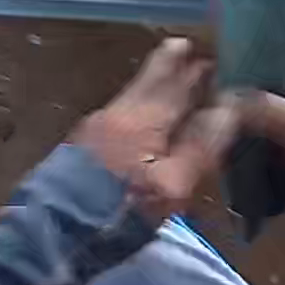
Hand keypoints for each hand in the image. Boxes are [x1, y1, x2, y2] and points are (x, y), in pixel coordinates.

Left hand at [73, 38, 239, 218]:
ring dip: (157, 85)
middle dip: (173, 64)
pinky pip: (122, 112)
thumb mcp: (172, 186)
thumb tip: (228, 108)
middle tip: (191, 49)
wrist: (55, 236)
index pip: (178, 82)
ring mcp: (95, 128)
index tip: (218, 55)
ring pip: (134, 95)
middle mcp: (118, 113)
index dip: (199, 68)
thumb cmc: (122, 213)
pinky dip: (142, 105)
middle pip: (150, 80)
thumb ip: (201, 146)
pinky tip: (147, 118)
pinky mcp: (82, 146)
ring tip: (176, 82)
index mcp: (144, 119)